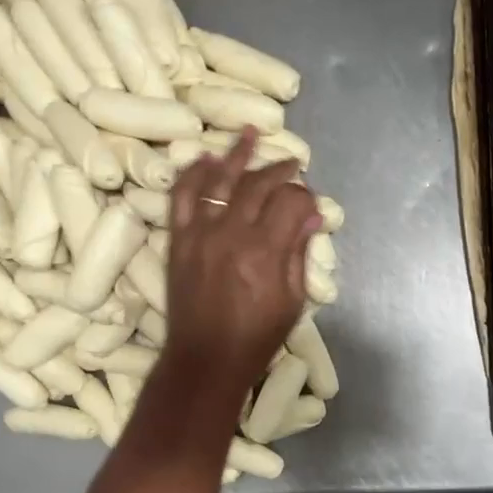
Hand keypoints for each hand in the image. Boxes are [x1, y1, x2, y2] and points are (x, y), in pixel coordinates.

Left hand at [166, 127, 320, 387]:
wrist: (207, 358)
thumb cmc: (259, 337)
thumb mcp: (293, 301)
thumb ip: (299, 254)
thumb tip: (310, 217)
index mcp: (266, 253)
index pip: (290, 204)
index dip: (306, 198)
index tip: (313, 204)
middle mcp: (232, 234)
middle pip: (258, 186)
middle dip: (279, 170)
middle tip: (293, 162)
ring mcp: (201, 233)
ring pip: (220, 180)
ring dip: (237, 154)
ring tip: (250, 134)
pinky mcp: (179, 238)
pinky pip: (183, 194)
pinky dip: (194, 172)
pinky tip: (205, 158)